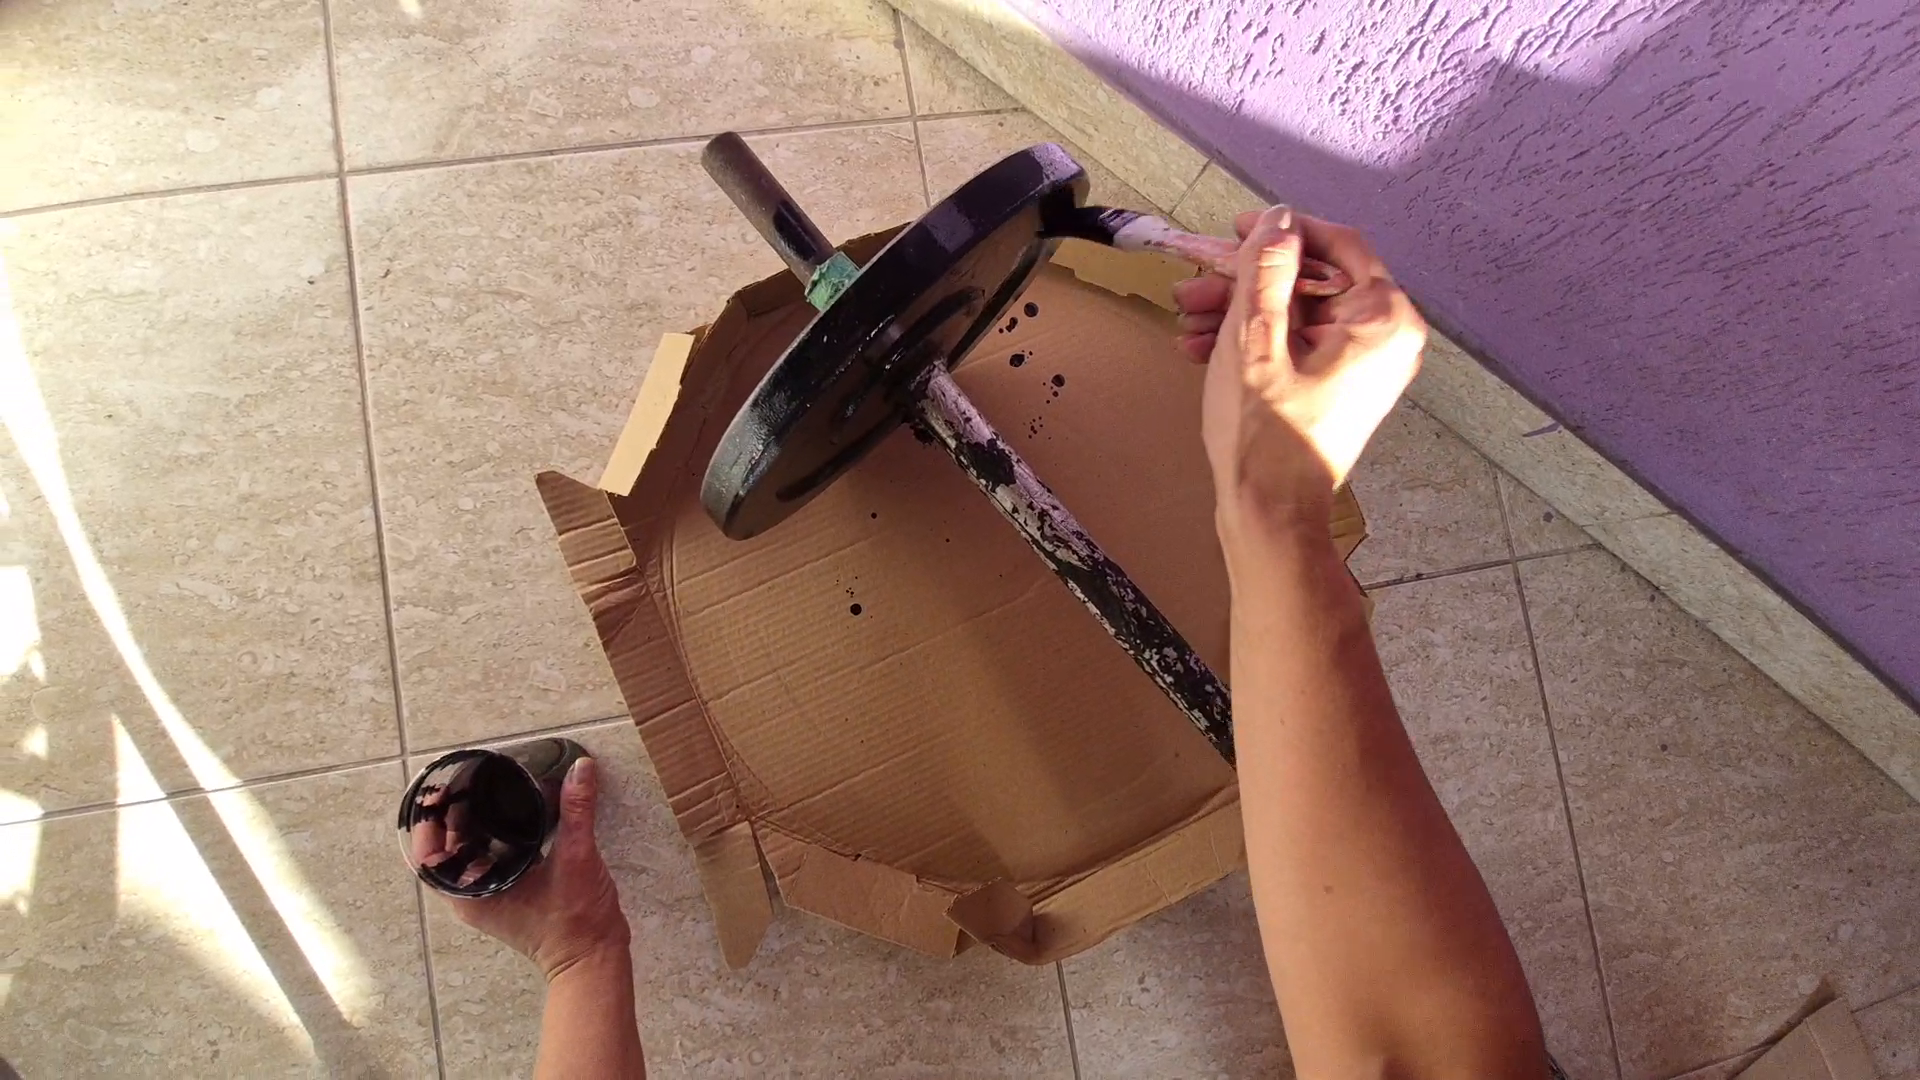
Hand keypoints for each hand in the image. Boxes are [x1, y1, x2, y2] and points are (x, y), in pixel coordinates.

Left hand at [438, 756, 630, 980]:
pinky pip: (494, 855)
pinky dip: (498, 833)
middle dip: (455, 813)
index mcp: (471, 893)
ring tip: (492, 787)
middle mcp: (473, 894)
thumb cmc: (574, 918)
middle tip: (472, 777)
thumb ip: (577, 811)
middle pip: (449, 849)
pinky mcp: (514, 891)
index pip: (430, 855)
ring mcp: (493, 894)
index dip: (430, 821)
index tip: (445, 788)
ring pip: (472, 852)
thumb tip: (582, 766)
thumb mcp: (576, 858)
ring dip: (476, 822)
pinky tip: (519, 812)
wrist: (594, 956)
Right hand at [1172, 206, 1423, 537]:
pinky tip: (1202, 348)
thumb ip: (1266, 273)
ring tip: (1186, 320)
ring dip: (1238, 315)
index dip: (1283, 233)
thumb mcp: (1254, 344)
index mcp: (1381, 320)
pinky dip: (1251, 346)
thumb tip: (1277, 219)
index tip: (1237, 229)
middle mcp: (1382, 339)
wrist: (1270, 514)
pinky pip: (1294, 350)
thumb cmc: (1263, 435)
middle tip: (1193, 286)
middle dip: (1245, 284)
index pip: (1337, 247)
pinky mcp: (1335, 391)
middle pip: (1309, 286)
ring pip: (1295, 319)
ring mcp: (1359, 369)